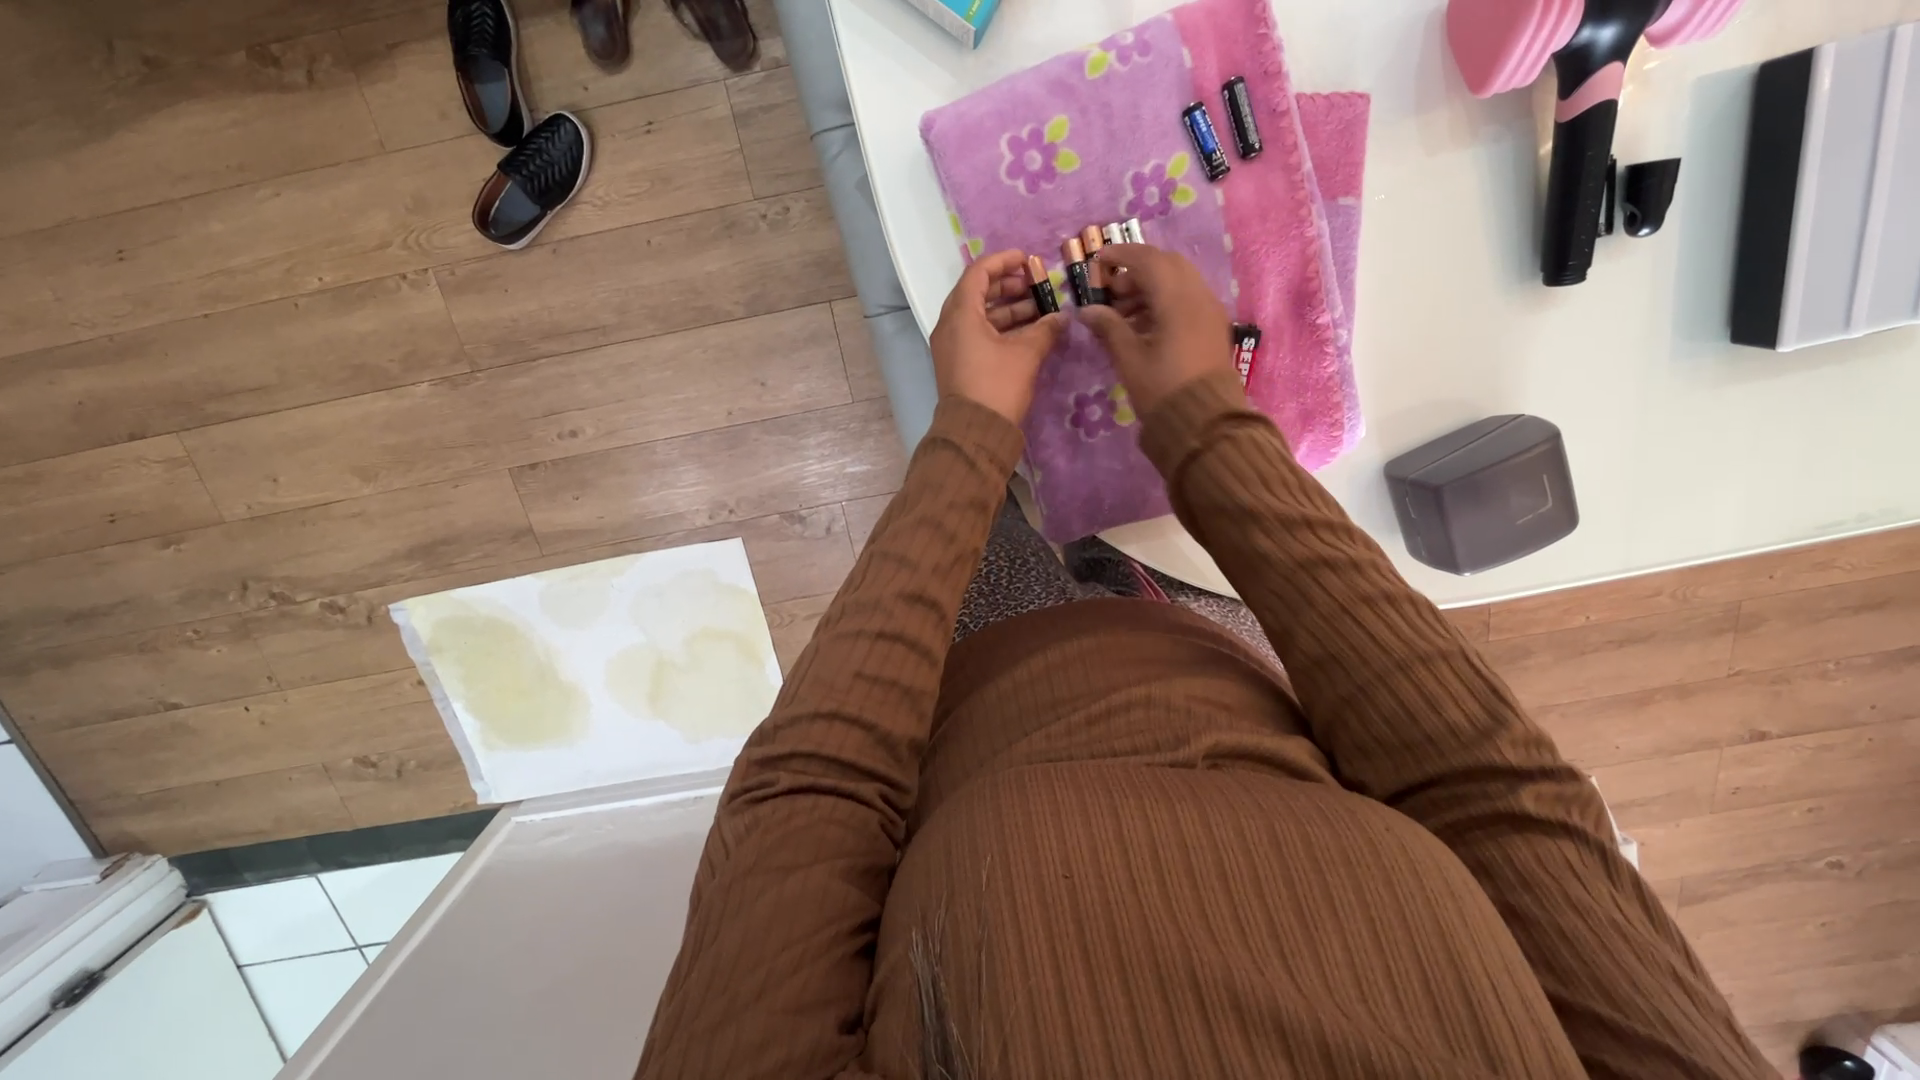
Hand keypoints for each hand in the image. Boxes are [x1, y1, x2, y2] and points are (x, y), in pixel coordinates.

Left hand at [930, 249, 1066, 423]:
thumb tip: (1061, 317)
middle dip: (1009, 287)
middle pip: (978, 293)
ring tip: (1040, 310)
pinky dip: (1001, 329)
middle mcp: (950, 325)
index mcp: (961, 314)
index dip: (1004, 262)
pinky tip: (1028, 333)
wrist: (974, 433)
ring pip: (980, 316)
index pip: (978, 273)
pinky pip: (978, 335)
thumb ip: (1045, 329)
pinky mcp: (959, 364)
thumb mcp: (1026, 354)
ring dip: (1008, 310)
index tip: (1027, 260)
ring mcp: (952, 346)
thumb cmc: (997, 386)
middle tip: (1036, 286)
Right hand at [1078, 244, 1233, 411]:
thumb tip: (1087, 310)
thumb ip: (1109, 327)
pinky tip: (1144, 325)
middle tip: (1112, 291)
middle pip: (1167, 265)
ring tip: (1123, 314)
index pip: (1148, 259)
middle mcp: (1199, 296)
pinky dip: (1165, 300)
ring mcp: (1210, 310)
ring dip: (1150, 286)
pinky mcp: (1213, 327)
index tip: (1098, 261)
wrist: (1205, 424)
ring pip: (1179, 281)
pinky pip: (1188, 299)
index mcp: (1177, 299)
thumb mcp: (1129, 358)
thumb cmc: (1162, 389)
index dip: (1121, 255)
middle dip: (1137, 270)